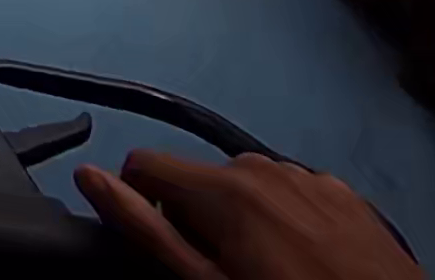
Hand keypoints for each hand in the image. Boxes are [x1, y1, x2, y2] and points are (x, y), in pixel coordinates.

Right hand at [75, 151, 421, 279]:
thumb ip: (146, 229)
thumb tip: (88, 175)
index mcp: (223, 186)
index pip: (142, 165)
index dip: (143, 206)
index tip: (172, 252)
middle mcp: (259, 165)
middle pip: (194, 178)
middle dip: (196, 217)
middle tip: (228, 274)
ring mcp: (307, 176)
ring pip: (242, 185)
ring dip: (240, 217)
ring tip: (273, 273)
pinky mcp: (345, 194)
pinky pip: (291, 192)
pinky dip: (284, 217)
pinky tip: (312, 263)